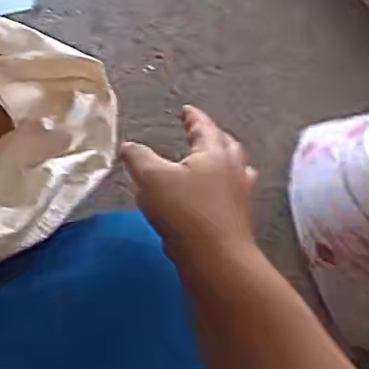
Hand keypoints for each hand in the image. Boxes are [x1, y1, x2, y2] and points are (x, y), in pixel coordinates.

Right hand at [122, 106, 260, 269]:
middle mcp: (233, 170)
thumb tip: (128, 146)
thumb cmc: (184, 211)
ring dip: (221, 161)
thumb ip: (137, 156)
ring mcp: (240, 195)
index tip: (186, 110)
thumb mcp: (150, 177)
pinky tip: (209, 194)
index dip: (193, 117)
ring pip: (234, 169)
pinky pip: (231, 191)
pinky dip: (220, 185)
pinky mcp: (239, 218)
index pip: (204, 127)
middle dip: (212, 136)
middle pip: (226, 146)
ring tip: (208, 161)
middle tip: (198, 133)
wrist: (215, 257)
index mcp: (214, 154)